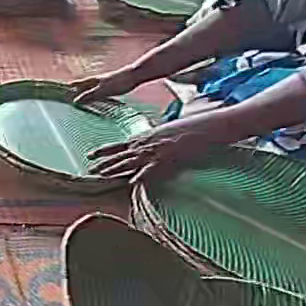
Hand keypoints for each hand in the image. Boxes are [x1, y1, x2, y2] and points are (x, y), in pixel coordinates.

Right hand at [68, 66, 141, 104]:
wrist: (137, 74)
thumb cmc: (120, 82)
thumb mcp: (102, 91)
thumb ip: (89, 96)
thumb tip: (75, 101)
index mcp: (96, 80)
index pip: (82, 83)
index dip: (74, 85)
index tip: (67, 86)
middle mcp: (101, 80)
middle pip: (87, 83)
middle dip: (80, 86)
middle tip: (73, 88)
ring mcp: (109, 81)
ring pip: (96, 85)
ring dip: (90, 88)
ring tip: (86, 92)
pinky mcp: (117, 84)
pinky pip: (104, 88)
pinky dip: (100, 91)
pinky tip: (104, 94)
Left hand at [87, 124, 217, 181]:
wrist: (216, 123)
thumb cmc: (198, 126)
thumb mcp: (172, 130)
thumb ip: (158, 138)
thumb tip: (152, 143)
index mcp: (149, 136)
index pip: (121, 145)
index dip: (104, 150)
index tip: (89, 154)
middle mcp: (150, 143)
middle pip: (121, 155)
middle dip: (104, 163)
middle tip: (88, 170)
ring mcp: (159, 150)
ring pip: (131, 161)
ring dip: (114, 169)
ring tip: (99, 175)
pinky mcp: (171, 158)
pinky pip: (154, 169)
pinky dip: (143, 175)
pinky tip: (132, 182)